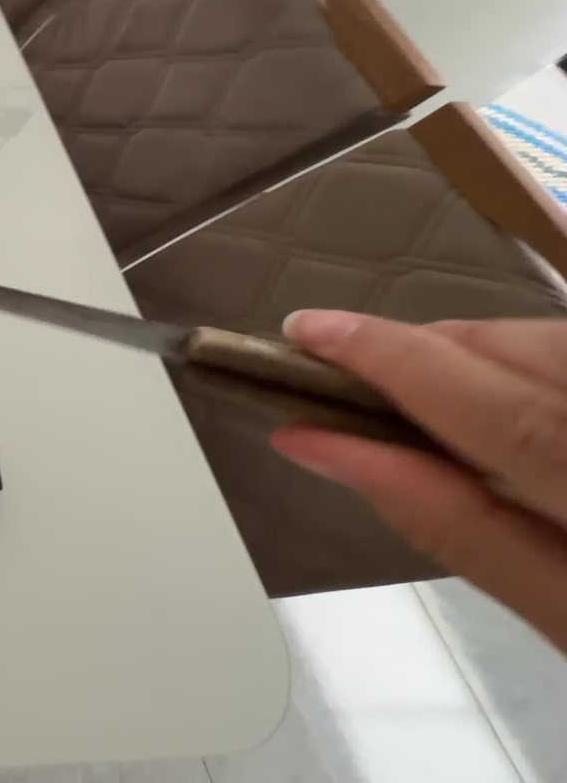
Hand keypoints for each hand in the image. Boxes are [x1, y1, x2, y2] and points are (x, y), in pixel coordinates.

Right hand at [273, 311, 566, 649]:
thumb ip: (442, 519)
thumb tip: (310, 441)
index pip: (498, 409)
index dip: (387, 358)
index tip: (306, 329)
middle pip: (538, 353)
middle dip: (433, 351)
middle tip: (365, 381)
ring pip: (565, 339)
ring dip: (494, 353)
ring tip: (458, 400)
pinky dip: (544, 361)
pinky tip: (531, 397)